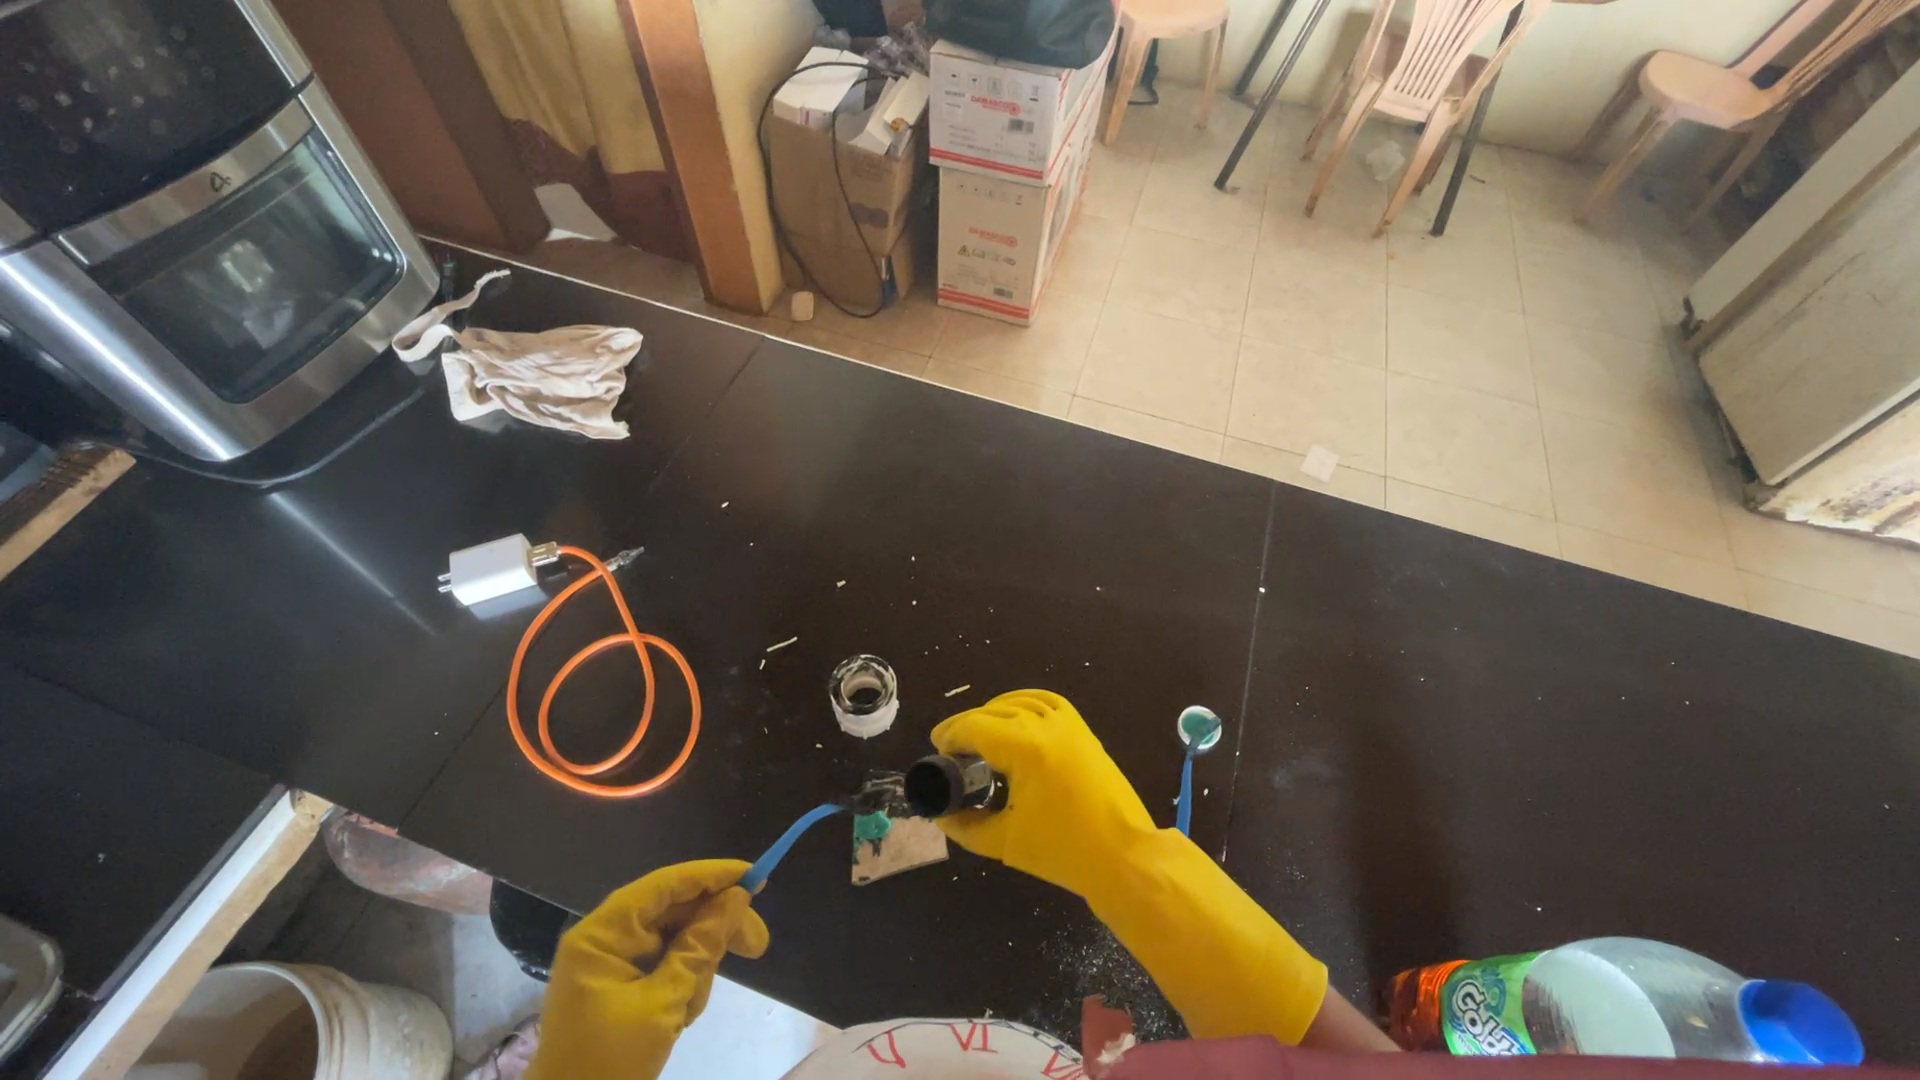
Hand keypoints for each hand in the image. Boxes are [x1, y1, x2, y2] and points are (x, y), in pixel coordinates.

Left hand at [526, 860, 768, 1079]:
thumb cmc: (607, 1063)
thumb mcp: (663, 1004)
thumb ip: (701, 947)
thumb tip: (738, 896)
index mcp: (603, 933)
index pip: (666, 885)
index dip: (713, 876)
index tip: (757, 878)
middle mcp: (607, 938)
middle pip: (676, 911)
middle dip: (715, 929)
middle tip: (758, 945)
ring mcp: (614, 963)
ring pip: (677, 940)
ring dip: (697, 968)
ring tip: (690, 1009)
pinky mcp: (622, 986)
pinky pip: (667, 966)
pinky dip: (684, 985)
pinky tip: (681, 1016)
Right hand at [930, 690, 1157, 900]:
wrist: (1122, 855)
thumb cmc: (1063, 851)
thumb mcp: (1005, 842)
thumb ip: (966, 826)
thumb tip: (941, 815)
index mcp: (1025, 748)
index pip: (975, 726)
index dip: (950, 734)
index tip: (937, 748)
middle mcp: (1046, 725)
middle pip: (993, 711)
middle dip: (967, 726)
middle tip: (951, 750)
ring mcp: (1068, 724)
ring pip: (1019, 702)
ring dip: (993, 713)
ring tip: (978, 735)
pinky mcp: (1082, 731)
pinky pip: (1047, 702)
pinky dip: (1024, 704)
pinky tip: (1013, 718)